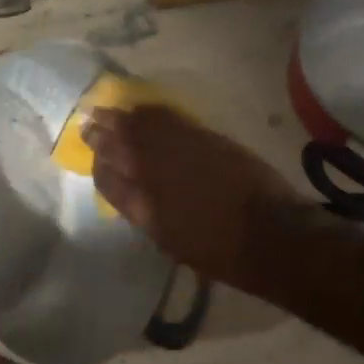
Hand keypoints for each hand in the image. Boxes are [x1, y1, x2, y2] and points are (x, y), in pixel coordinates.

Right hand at [85, 105, 298, 282]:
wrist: (275, 237)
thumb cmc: (223, 253)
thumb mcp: (171, 242)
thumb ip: (145, 212)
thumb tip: (129, 190)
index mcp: (144, 207)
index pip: (107, 179)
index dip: (98, 165)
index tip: (94, 156)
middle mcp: (155, 173)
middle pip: (119, 144)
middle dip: (102, 133)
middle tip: (89, 123)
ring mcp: (180, 151)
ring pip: (140, 126)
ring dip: (122, 117)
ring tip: (109, 111)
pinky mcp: (204, 138)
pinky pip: (166, 118)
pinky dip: (149, 112)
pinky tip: (143, 111)